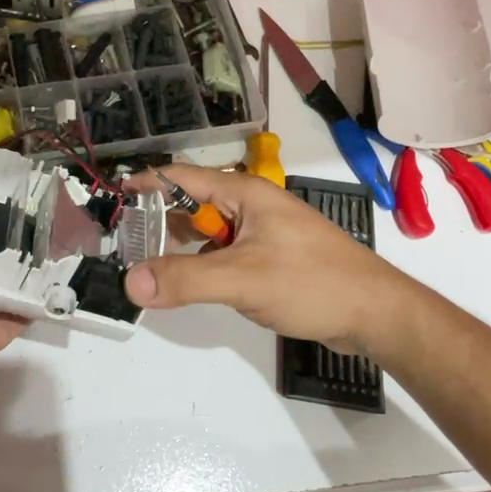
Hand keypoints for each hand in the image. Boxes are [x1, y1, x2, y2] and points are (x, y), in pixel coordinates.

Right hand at [124, 165, 416, 353]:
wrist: (378, 315)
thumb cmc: (313, 283)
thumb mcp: (242, 279)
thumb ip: (185, 279)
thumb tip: (129, 283)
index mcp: (244, 194)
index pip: (182, 176)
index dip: (145, 184)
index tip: (112, 198)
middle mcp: (251, 207)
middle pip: (191, 205)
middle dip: (156, 221)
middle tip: (122, 243)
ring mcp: (262, 234)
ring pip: (207, 233)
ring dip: (178, 246)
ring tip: (144, 265)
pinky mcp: (271, 260)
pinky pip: (224, 254)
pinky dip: (201, 264)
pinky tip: (186, 284)